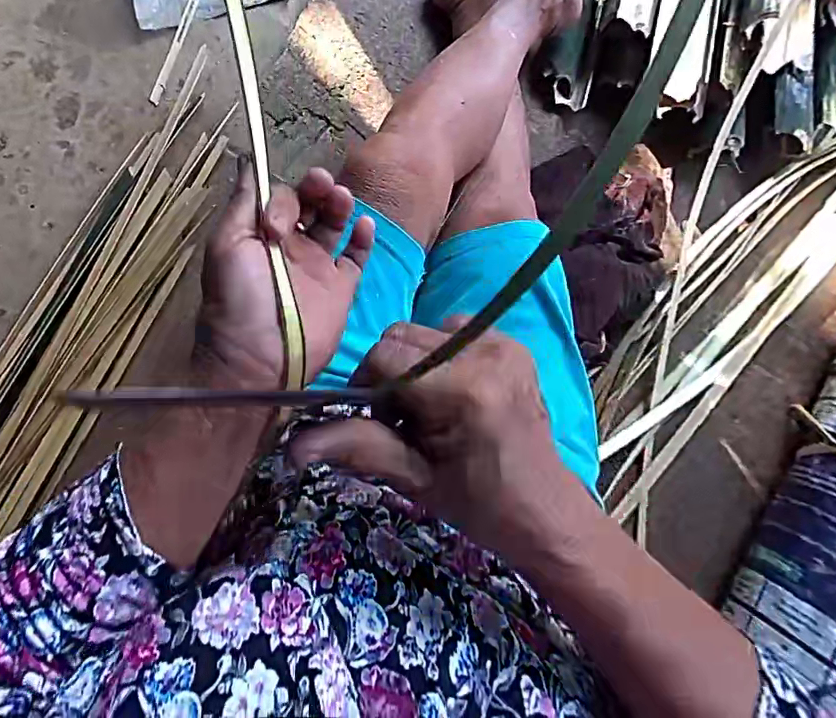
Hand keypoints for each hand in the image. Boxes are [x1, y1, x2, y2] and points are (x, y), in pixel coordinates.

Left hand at [195, 163, 373, 389]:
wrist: (260, 359)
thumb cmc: (238, 299)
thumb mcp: (227, 245)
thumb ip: (243, 205)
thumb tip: (246, 162)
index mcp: (262, 236)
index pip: (282, 199)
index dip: (286, 197)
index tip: (281, 216)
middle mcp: (291, 246)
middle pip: (312, 205)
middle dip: (319, 188)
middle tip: (324, 183)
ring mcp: (319, 266)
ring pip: (335, 224)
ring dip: (340, 205)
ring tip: (342, 199)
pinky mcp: (342, 287)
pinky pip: (357, 255)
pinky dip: (365, 237)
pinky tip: (365, 225)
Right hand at [286, 319, 591, 563]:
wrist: (542, 506)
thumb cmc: (479, 502)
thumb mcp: (416, 479)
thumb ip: (358, 448)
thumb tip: (294, 446)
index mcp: (463, 388)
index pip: (385, 356)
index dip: (366, 385)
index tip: (375, 420)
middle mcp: (486, 352)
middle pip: (403, 336)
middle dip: (389, 373)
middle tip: (403, 420)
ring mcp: (505, 342)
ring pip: (426, 330)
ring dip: (415, 362)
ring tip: (431, 407)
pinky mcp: (514, 342)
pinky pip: (457, 330)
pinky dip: (443, 354)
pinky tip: (455, 391)